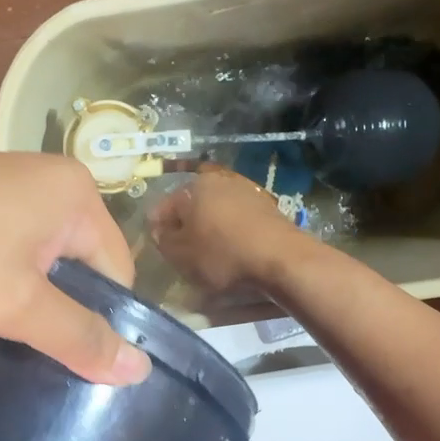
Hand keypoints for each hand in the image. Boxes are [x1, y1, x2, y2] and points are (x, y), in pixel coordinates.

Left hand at [0, 150, 149, 385]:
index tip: (66, 350)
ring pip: (42, 251)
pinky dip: (0, 268)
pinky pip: (9, 238)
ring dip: (28, 288)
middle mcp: (49, 174)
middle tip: (28, 338)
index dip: (100, 318)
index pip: (117, 270)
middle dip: (60, 302)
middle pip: (81, 259)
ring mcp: (6, 176)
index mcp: (77, 192)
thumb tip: (142, 368)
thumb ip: (82, 337)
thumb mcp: (20, 307)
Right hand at [149, 164, 305, 291]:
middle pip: (193, 207)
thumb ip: (162, 239)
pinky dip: (232, 236)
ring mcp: (248, 192)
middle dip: (186, 229)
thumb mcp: (179, 254)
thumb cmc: (222, 255)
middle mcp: (222, 180)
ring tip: (209, 258)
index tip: (160, 250)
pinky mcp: (269, 209)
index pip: (165, 206)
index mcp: (195, 186)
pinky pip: (239, 223)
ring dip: (210, 233)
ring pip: (217, 214)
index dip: (158, 229)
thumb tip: (159, 229)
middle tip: (183, 255)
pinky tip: (234, 255)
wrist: (281, 260)